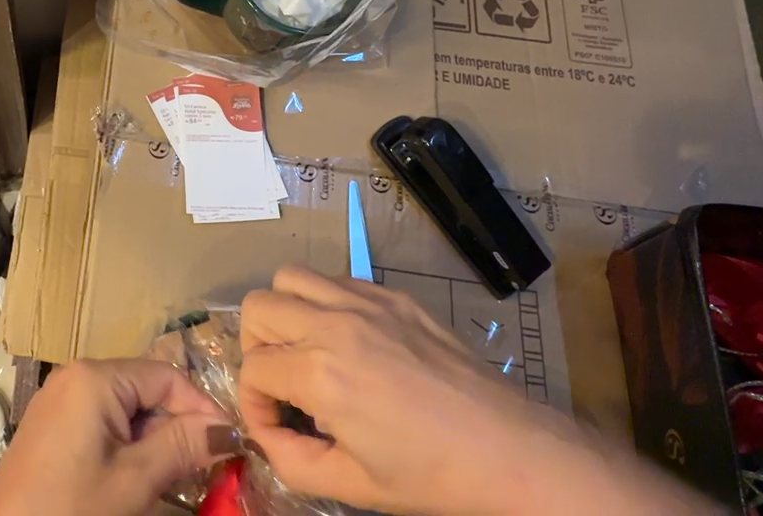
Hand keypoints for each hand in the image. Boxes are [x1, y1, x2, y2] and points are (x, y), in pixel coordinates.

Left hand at [0, 358, 236, 515]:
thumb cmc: (71, 509)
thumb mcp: (134, 481)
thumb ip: (182, 447)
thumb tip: (229, 428)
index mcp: (95, 377)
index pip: (166, 376)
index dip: (202, 408)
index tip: (233, 445)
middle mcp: (77, 377)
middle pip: (146, 391)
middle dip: (180, 428)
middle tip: (213, 469)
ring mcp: (61, 402)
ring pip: (128, 412)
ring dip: (158, 442)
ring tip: (185, 480)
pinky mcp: (54, 430)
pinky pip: (105, 426)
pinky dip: (130, 449)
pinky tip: (146, 481)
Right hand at [239, 267, 717, 515]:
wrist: (511, 451)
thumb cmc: (432, 478)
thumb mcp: (351, 486)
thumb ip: (289, 459)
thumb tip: (266, 430)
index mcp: (321, 375)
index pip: (252, 369)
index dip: (254, 403)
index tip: (277, 426)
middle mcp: (334, 324)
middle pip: (258, 308)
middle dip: (256, 347)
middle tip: (282, 380)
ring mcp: (365, 301)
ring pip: (289, 277)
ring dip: (284, 312)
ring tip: (305, 347)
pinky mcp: (392, 293)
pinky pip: (334, 278)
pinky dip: (323, 302)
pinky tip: (347, 338)